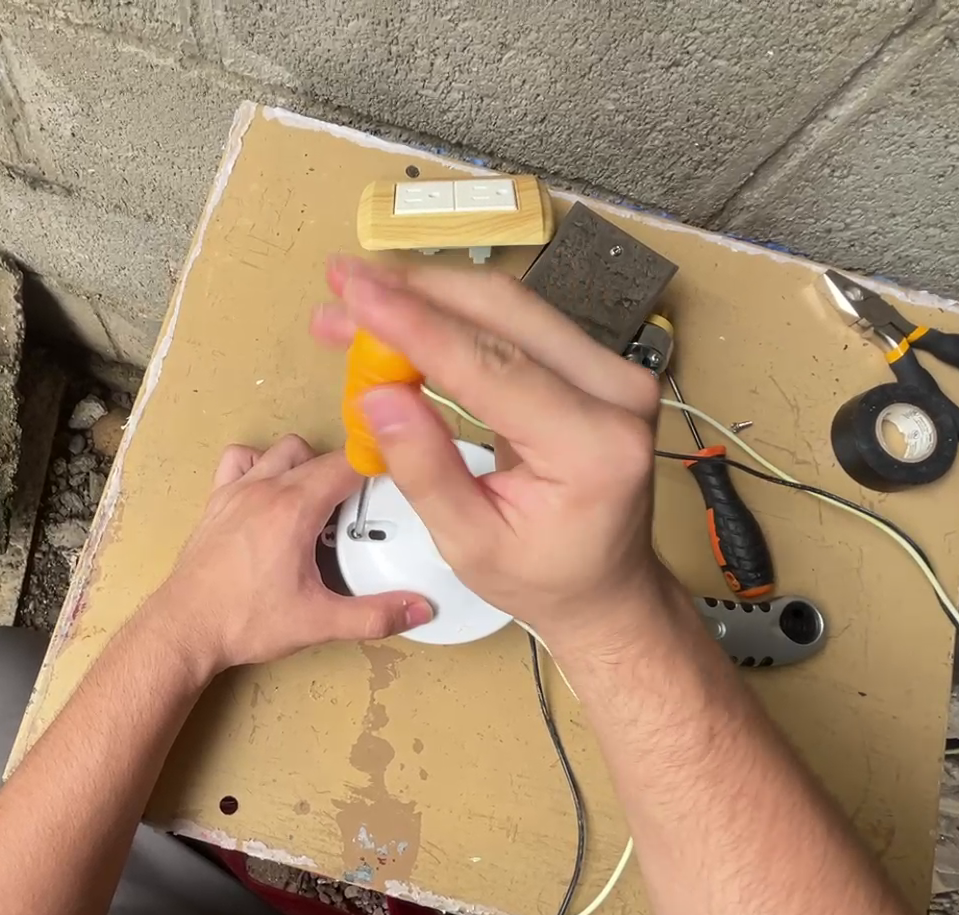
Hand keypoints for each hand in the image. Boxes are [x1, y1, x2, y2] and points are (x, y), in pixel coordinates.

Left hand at [146, 434, 432, 675]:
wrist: (184, 629)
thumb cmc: (244, 622)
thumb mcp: (318, 622)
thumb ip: (374, 615)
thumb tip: (420, 610)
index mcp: (293, 508)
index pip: (347, 464)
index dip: (375, 466)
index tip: (393, 480)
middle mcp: (264, 488)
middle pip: (319, 455)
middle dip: (346, 473)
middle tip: (359, 510)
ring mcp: (236, 490)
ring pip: (281, 451)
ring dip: (305, 463)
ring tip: (317, 499)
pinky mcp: (216, 501)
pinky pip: (240, 460)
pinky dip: (259, 464)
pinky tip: (269, 492)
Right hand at [310, 256, 678, 654]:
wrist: (606, 584)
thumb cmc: (542, 578)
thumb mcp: (470, 545)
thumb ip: (425, 470)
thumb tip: (376, 396)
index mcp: (594, 446)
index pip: (492, 366)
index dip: (416, 326)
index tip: (354, 295)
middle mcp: (616, 392)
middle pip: (505, 312)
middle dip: (414, 292)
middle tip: (342, 285)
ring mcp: (611, 372)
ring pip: (508, 306)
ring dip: (427, 297)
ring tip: (355, 302)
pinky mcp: (592, 365)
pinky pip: (515, 324)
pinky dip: (452, 316)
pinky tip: (402, 317)